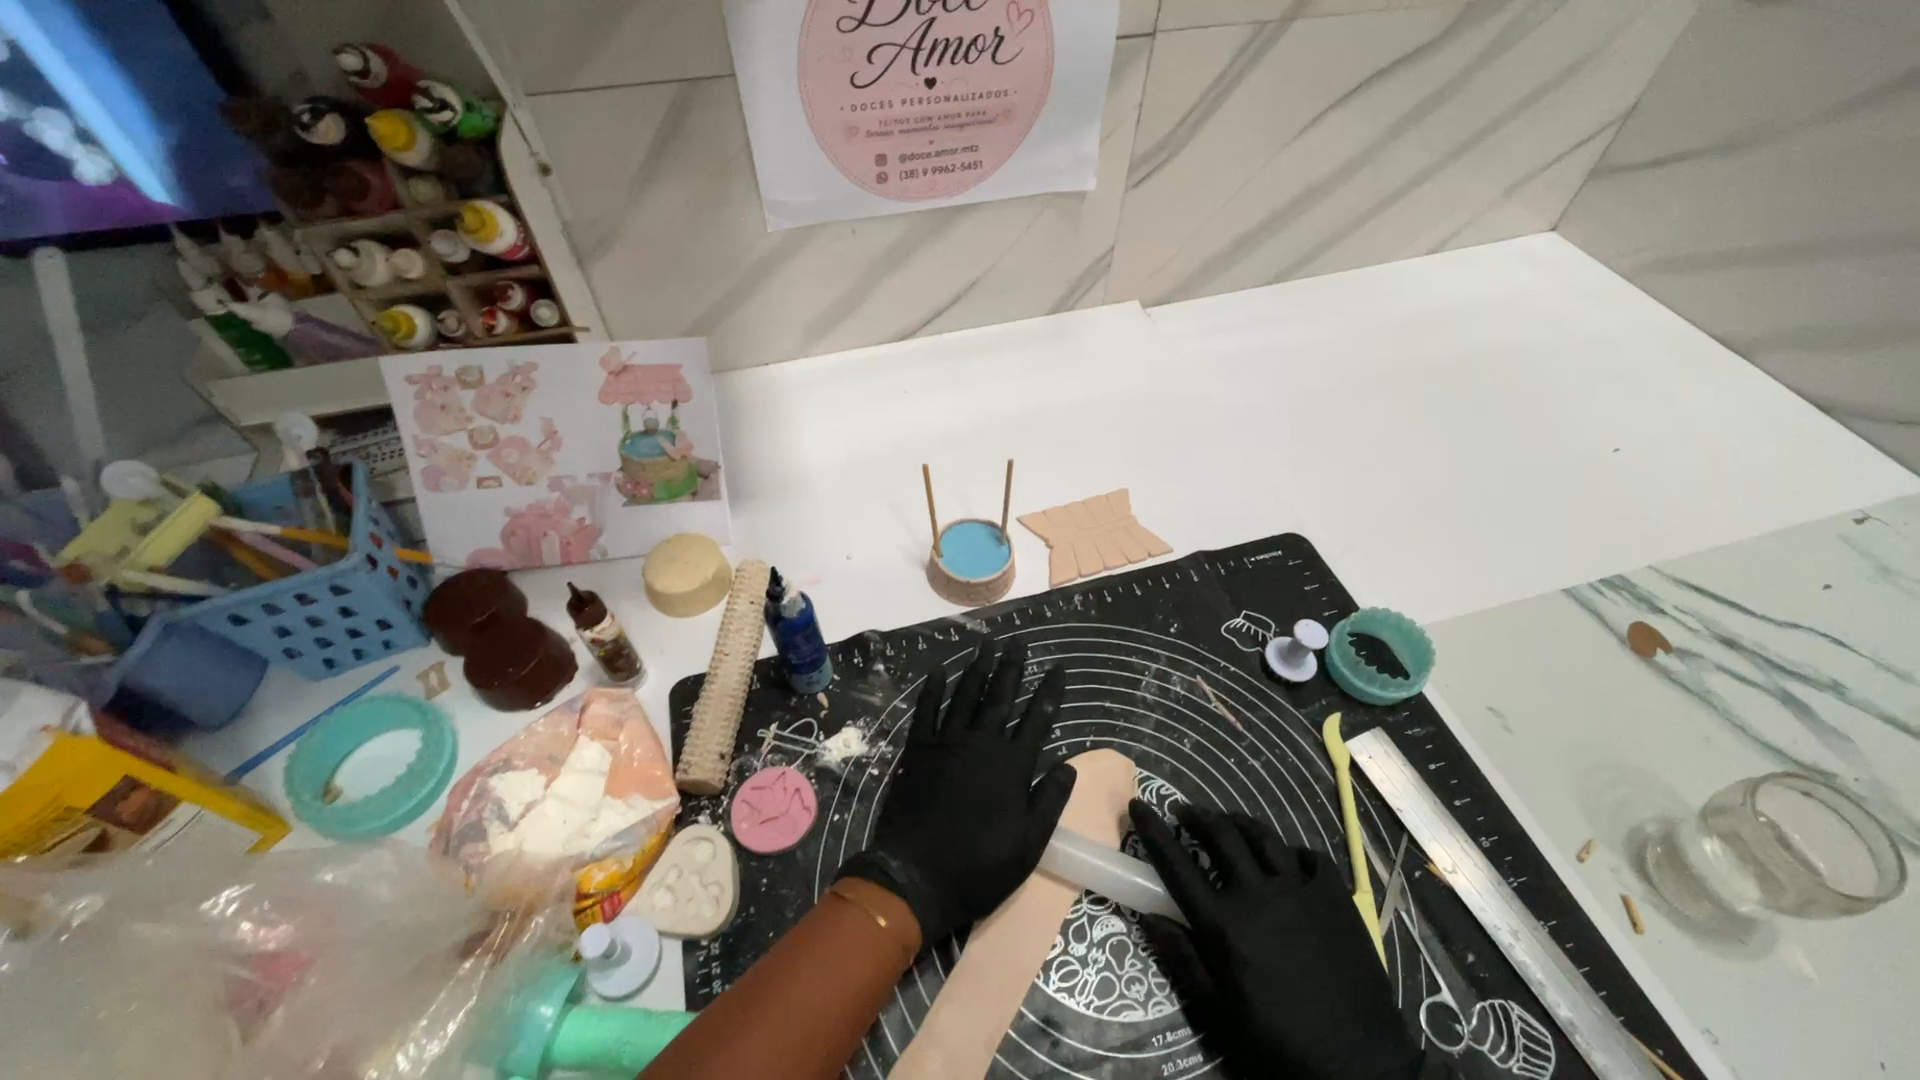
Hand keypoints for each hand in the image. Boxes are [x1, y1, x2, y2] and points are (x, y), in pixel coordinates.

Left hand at [837, 640, 1076, 945]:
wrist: (915, 877)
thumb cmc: (979, 867)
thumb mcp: (1029, 844)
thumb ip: (1049, 801)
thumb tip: (1068, 765)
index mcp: (1012, 766)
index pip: (1038, 718)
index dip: (1050, 691)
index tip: (1059, 667)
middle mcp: (981, 744)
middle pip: (1000, 695)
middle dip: (1012, 666)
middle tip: (1019, 641)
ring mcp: (946, 743)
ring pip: (965, 695)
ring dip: (977, 668)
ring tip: (987, 644)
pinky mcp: (917, 751)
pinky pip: (926, 710)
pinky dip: (933, 688)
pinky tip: (938, 670)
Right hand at [1131, 802, 1422, 1079]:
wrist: (1358, 1063)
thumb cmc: (1279, 1043)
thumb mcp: (1219, 1014)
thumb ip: (1184, 961)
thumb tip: (1149, 917)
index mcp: (1223, 924)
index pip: (1177, 865)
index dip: (1153, 831)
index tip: (1139, 806)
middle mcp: (1257, 894)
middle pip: (1221, 835)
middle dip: (1197, 816)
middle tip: (1184, 811)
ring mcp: (1300, 891)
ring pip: (1263, 836)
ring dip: (1238, 821)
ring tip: (1227, 820)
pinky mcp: (1335, 897)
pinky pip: (1309, 856)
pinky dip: (1290, 849)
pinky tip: (1286, 856)